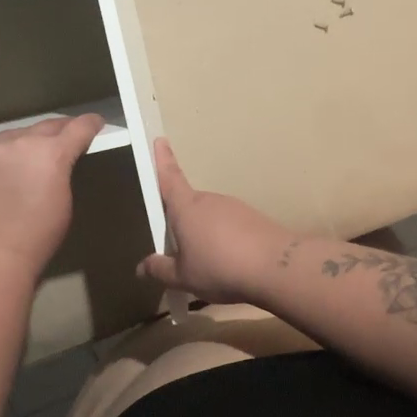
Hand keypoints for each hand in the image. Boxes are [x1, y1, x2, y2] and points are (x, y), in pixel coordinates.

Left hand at [0, 114, 104, 272]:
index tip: (96, 123)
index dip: (91, 123)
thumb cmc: (39, 233)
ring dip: (31, 140)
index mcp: (53, 152)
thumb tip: (63, 158)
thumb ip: (65, 169)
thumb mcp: (65, 198)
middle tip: (69, 136)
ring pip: (21, 133)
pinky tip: (7, 162)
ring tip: (33, 154)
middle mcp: (24, 140)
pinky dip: (6, 149)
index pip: (79, 127)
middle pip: (49, 125)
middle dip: (62, 130)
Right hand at [136, 139, 298, 304]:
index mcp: (186, 207)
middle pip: (189, 205)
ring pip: (210, 217)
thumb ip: (161, 270)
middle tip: (180, 252)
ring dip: (205, 234)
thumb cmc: (219, 266)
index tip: (160, 140)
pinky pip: (230, 226)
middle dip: (183, 223)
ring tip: (208, 265)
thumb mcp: (183, 276)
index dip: (162, 159)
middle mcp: (208, 200)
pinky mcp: (252, 218)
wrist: (274, 266)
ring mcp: (233, 206)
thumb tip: (142, 267)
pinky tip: (230, 263)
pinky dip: (225, 240)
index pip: (170, 177)